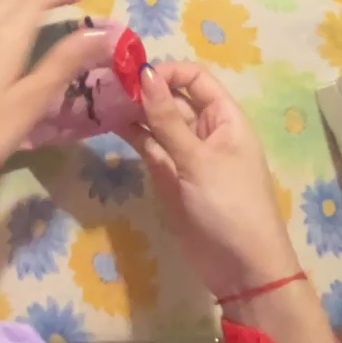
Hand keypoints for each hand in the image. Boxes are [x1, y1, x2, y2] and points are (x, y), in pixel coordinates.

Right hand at [119, 61, 300, 295]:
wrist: (241, 270)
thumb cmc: (230, 207)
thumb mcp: (198, 160)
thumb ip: (167, 118)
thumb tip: (144, 73)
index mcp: (225, 119)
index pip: (195, 78)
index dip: (167, 72)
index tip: (134, 76)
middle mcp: (205, 129)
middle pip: (172, 96)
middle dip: (143, 88)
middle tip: (105, 83)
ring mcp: (184, 152)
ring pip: (155, 120)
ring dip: (132, 109)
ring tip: (100, 98)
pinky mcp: (168, 173)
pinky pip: (148, 144)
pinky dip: (130, 132)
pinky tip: (107, 120)